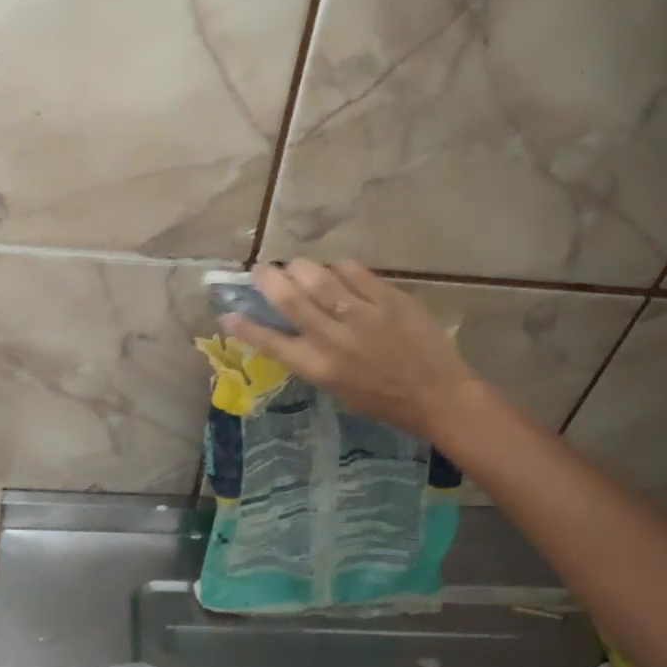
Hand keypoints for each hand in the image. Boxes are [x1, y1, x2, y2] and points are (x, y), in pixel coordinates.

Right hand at [221, 259, 480, 438]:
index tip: (228, 314)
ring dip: (301, 267)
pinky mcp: (388, 298)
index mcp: (319, 367)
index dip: (245, 327)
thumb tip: (292, 330)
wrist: (437, 395)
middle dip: (269, 280)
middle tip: (262, 269)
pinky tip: (337, 270)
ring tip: (296, 266)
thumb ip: (314, 358)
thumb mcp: (338, 387)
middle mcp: (334, 338)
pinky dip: (339, 267)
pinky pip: (354, 271)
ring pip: (318, 278)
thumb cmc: (385, 400)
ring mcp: (362, 315)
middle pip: (290, 299)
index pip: (271, 342)